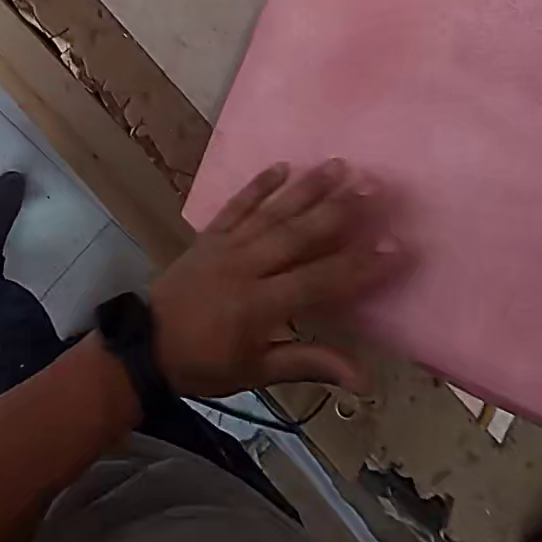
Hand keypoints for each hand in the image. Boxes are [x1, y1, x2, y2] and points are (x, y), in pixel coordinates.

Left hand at [149, 159, 404, 398]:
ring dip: (307, 188)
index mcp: (260, 305)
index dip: (360, 265)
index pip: (320, 280)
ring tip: (338, 165)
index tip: (395, 247)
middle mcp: (247, 267)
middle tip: (374, 185)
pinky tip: (282, 165)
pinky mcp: (210, 235)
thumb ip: (306, 364)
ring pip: (273, 213)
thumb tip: (361, 377)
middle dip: (339, 209)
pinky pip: (236, 205)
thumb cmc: (205, 363)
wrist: (145, 345)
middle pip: (299, 234)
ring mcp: (226, 245)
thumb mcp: (255, 372)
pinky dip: (258, 185)